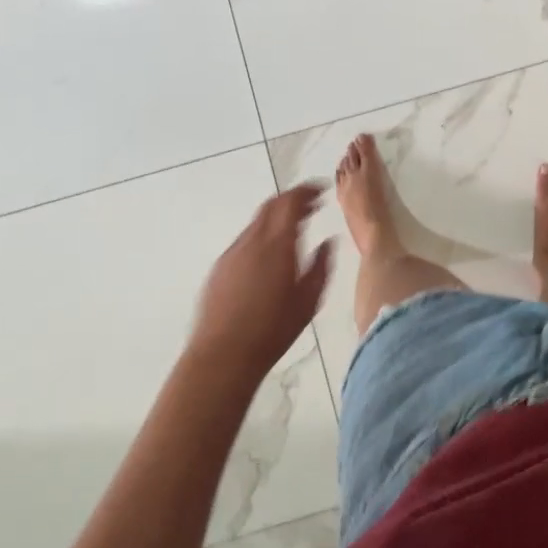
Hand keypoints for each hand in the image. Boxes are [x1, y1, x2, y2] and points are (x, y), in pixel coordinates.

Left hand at [191, 184, 332, 373]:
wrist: (222, 356)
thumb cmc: (273, 331)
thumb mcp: (309, 300)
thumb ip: (322, 266)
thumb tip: (328, 243)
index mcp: (277, 244)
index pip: (291, 202)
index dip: (308, 191)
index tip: (322, 190)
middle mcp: (252, 242)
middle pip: (270, 205)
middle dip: (292, 199)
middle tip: (312, 205)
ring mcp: (231, 254)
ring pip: (256, 223)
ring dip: (276, 218)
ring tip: (293, 230)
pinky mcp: (219, 269)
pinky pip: (244, 241)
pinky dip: (261, 236)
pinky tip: (269, 256)